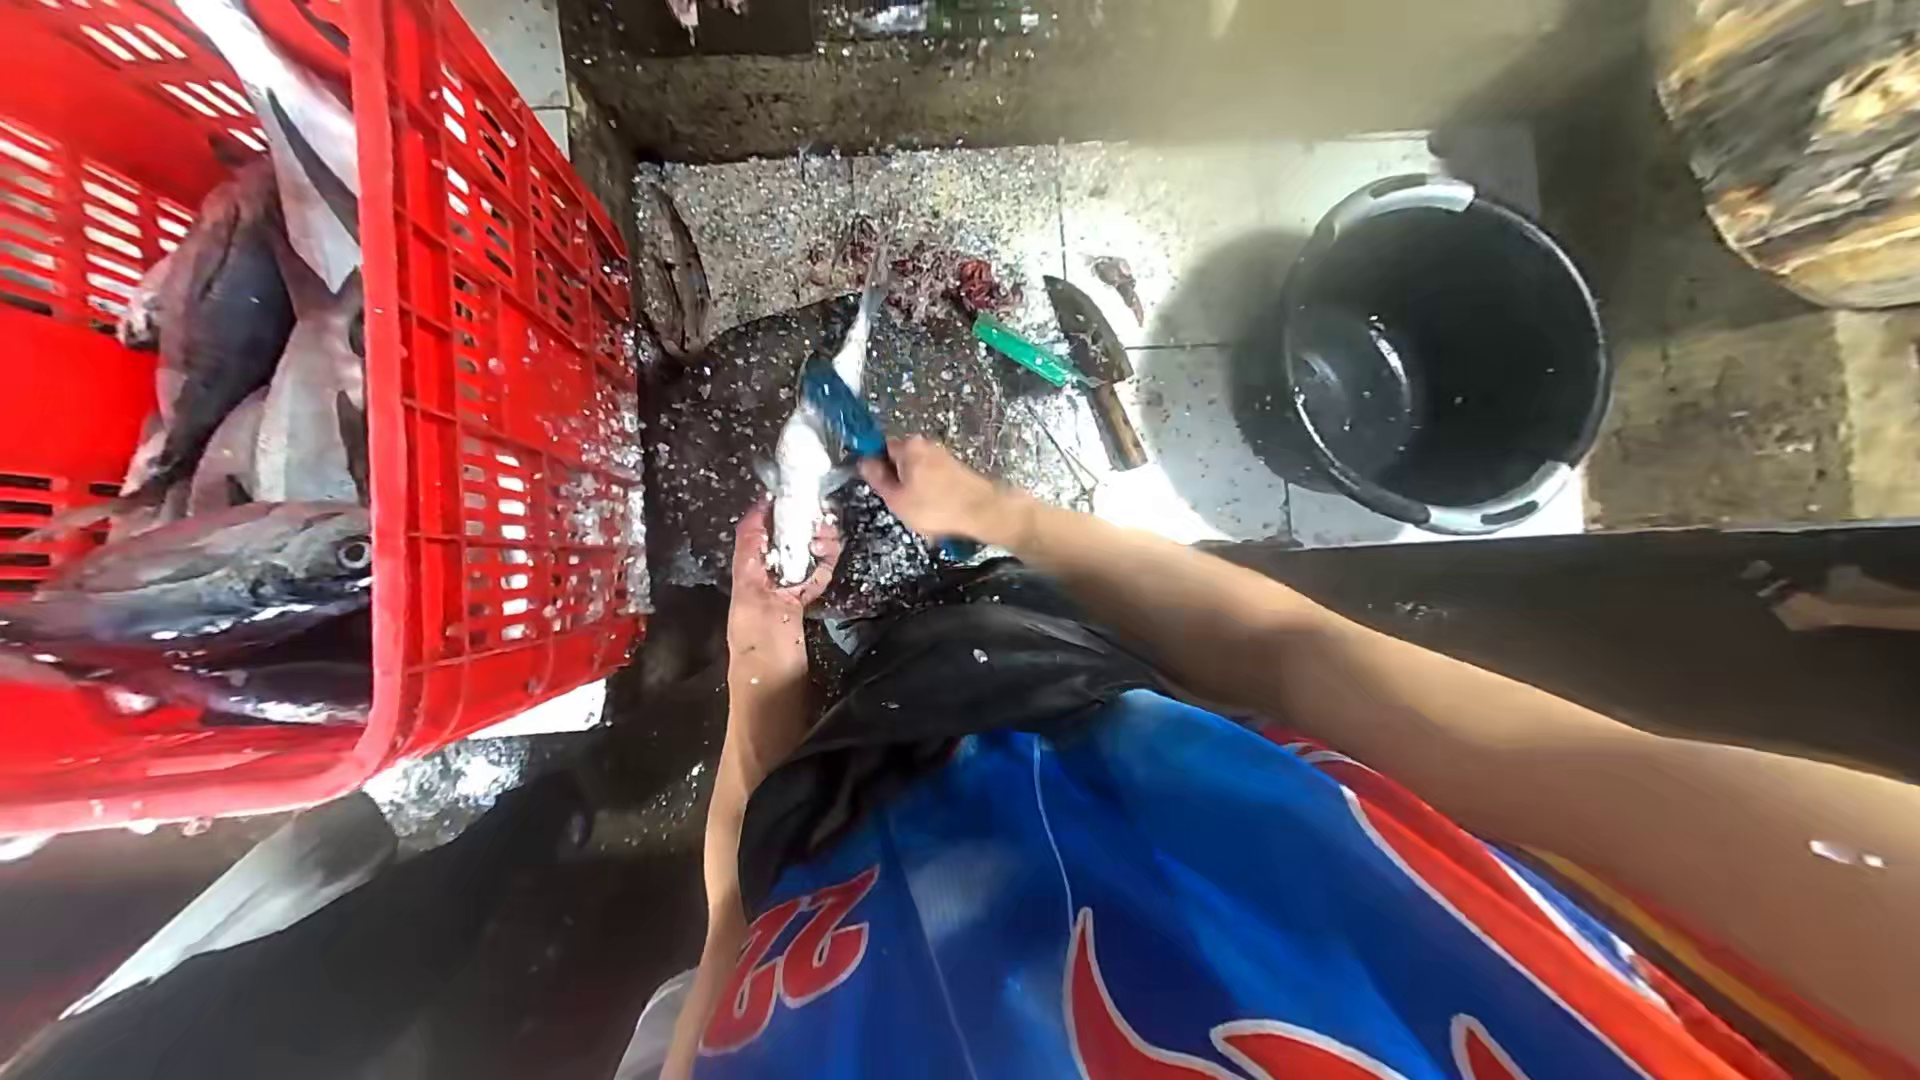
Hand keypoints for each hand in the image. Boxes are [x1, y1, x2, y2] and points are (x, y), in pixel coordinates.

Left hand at [727, 499, 839, 693]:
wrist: (775, 711)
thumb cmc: (767, 663)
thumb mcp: (766, 613)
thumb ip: (767, 573)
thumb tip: (764, 530)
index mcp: (746, 585)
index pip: (749, 539)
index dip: (761, 514)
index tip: (783, 492)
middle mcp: (761, 590)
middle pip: (776, 548)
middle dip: (795, 526)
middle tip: (821, 513)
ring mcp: (780, 605)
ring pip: (795, 564)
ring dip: (812, 546)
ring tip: (830, 534)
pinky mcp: (798, 620)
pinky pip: (808, 585)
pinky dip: (820, 570)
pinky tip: (831, 559)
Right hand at [857, 436, 1022, 543]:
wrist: (983, 512)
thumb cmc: (935, 508)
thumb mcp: (896, 498)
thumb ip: (877, 478)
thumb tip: (864, 462)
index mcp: (909, 446)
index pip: (881, 449)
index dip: (878, 469)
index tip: (881, 489)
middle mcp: (927, 445)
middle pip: (901, 461)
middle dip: (899, 482)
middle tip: (902, 504)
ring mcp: (944, 456)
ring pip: (919, 473)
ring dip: (916, 491)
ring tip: (922, 512)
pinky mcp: (957, 470)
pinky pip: (934, 481)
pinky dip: (933, 494)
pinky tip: (938, 511)